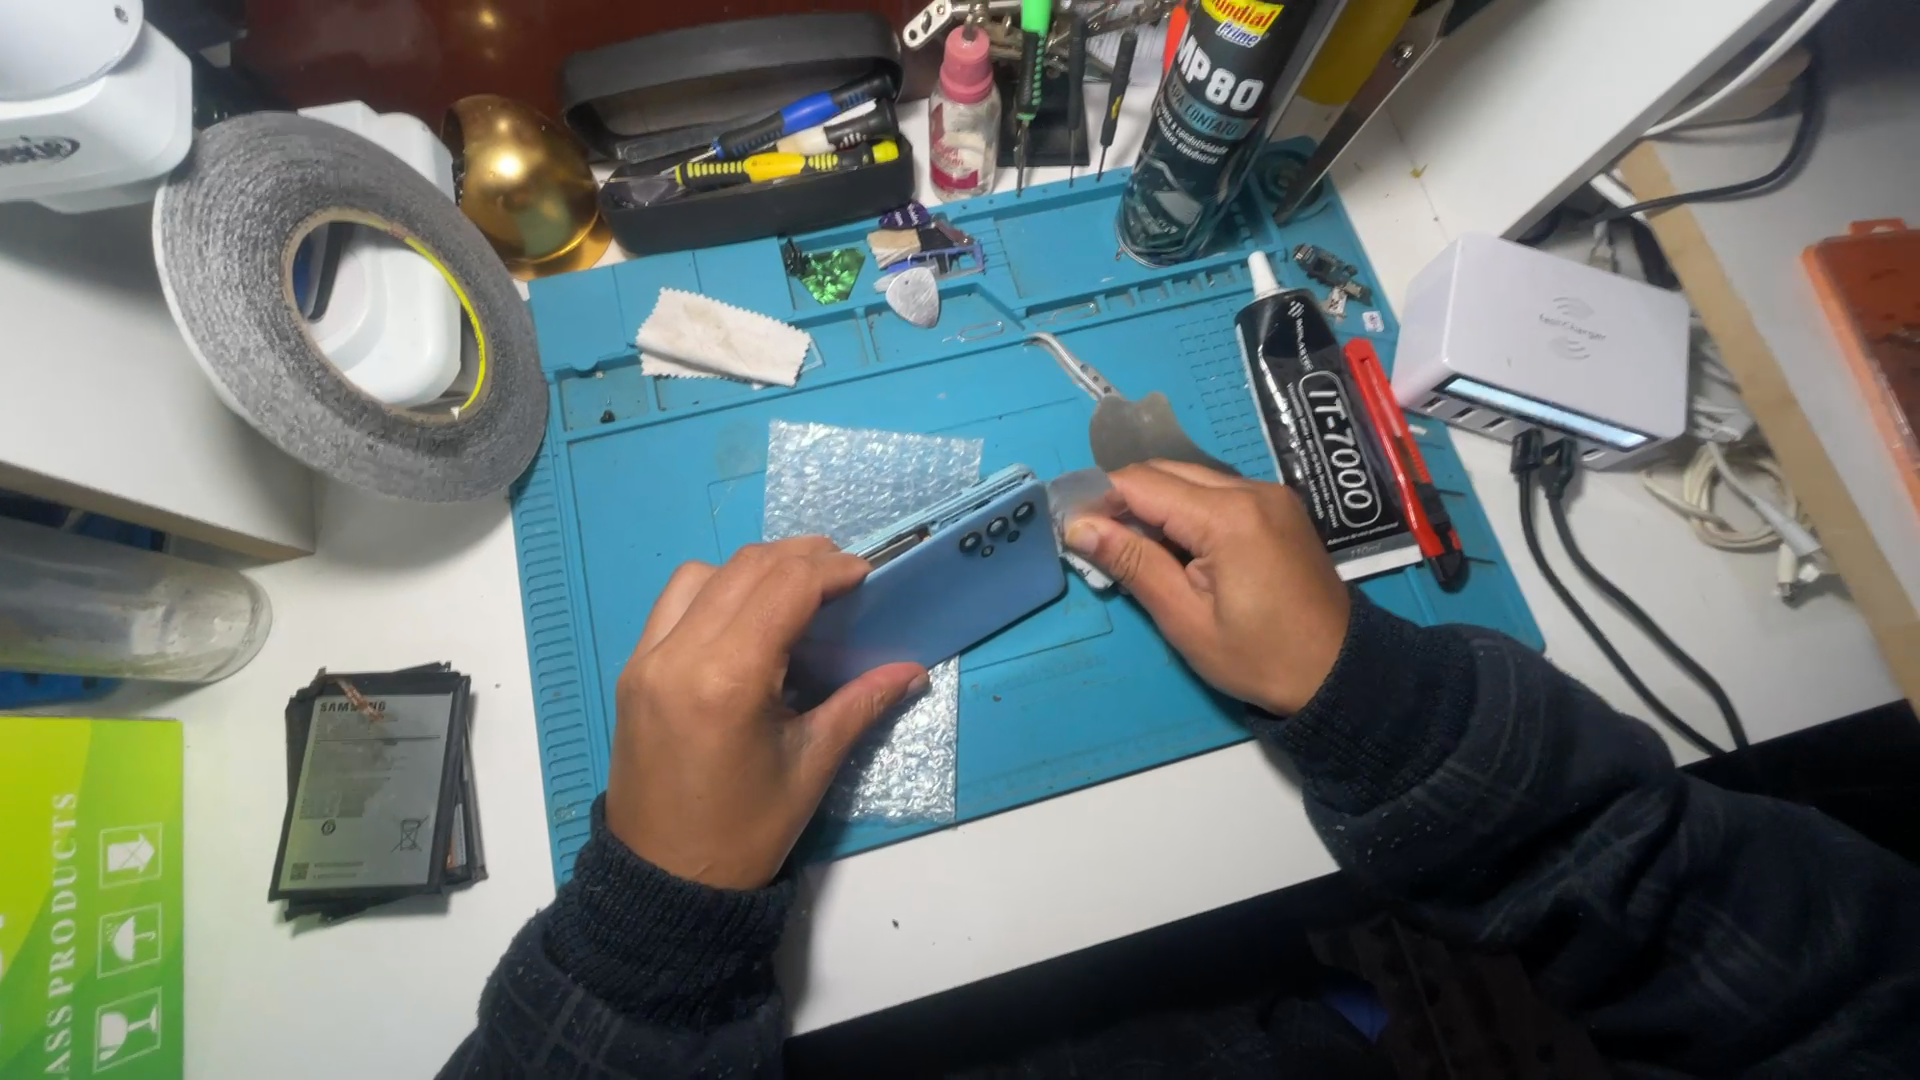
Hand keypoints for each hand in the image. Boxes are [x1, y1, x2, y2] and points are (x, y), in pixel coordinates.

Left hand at [604, 537, 928, 889]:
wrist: (662, 881)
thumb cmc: (745, 831)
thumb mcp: (812, 765)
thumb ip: (862, 703)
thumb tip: (913, 670)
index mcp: (728, 679)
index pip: (785, 587)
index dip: (832, 569)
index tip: (865, 573)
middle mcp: (679, 654)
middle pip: (746, 567)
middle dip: (801, 556)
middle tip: (842, 570)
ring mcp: (647, 658)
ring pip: (704, 573)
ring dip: (755, 567)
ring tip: (795, 586)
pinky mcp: (633, 668)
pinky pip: (673, 601)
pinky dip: (715, 587)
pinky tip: (745, 613)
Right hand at [1063, 461, 1350, 714]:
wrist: (1339, 674)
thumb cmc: (1257, 657)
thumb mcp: (1184, 619)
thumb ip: (1132, 563)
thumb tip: (1078, 528)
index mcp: (1228, 517)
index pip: (1142, 483)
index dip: (1098, 498)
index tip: (1070, 525)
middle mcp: (1251, 489)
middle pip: (1165, 471)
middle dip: (1122, 498)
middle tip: (1095, 538)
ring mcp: (1269, 494)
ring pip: (1190, 477)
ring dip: (1152, 503)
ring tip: (1130, 545)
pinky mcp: (1277, 507)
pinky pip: (1215, 491)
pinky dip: (1183, 508)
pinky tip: (1172, 543)